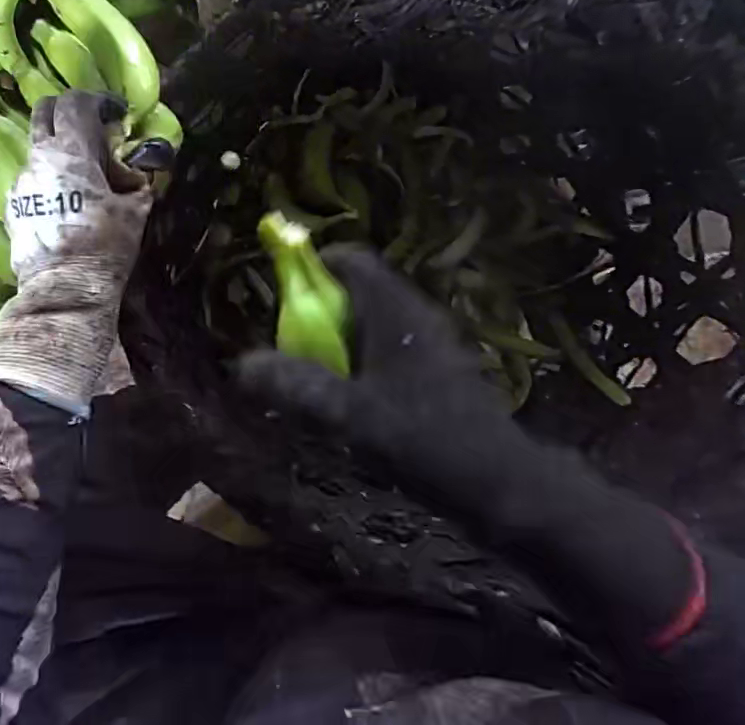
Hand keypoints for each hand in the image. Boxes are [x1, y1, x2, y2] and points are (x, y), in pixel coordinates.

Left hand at [0, 91, 152, 414]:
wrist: (63, 290)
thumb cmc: (104, 246)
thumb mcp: (134, 211)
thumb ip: (136, 182)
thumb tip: (137, 174)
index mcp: (69, 152)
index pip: (74, 102)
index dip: (97, 100)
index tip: (116, 113)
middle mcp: (38, 159)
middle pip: (45, 112)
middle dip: (68, 110)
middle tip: (93, 127)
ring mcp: (21, 182)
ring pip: (38, 147)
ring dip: (60, 148)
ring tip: (85, 175)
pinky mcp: (13, 206)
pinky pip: (32, 177)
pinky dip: (49, 176)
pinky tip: (67, 201)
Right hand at [234, 246, 702, 648]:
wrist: (503, 485)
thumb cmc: (423, 437)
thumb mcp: (348, 414)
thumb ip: (294, 385)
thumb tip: (242, 365)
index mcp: (393, 308)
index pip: (350, 258)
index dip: (313, 265)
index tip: (285, 295)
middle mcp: (414, 312)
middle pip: (357, 288)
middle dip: (320, 308)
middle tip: (292, 340)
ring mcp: (430, 340)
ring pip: (372, 319)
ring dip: (340, 336)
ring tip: (317, 372)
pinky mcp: (438, 368)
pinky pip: (388, 344)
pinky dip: (362, 357)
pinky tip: (353, 397)